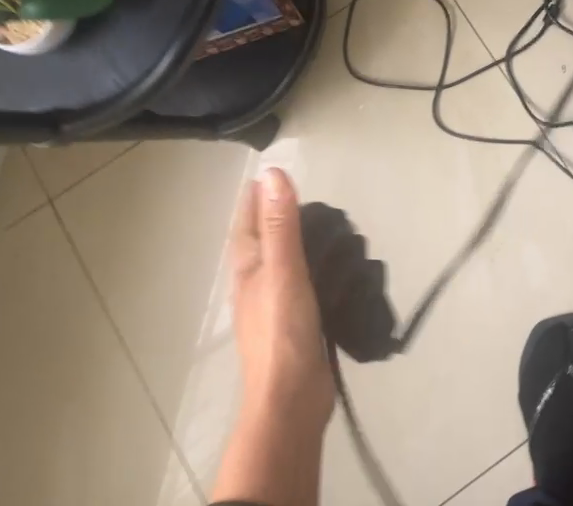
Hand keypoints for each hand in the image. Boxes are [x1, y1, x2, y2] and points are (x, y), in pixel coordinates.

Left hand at [229, 169, 333, 432]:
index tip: (266, 174)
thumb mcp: (283, 269)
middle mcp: (255, 284)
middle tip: (298, 194)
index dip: (253, 198)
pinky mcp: (295, 323)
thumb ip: (280, 224)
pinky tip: (327, 270)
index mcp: (247, 269)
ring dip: (291, 241)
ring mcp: (273, 306)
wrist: (289, 398)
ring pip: (278, 263)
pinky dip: (309, 268)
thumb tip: (272, 174)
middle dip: (271, 217)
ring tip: (316, 225)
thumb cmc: (281, 331)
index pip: (246, 223)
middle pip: (259, 242)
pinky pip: (299, 283)